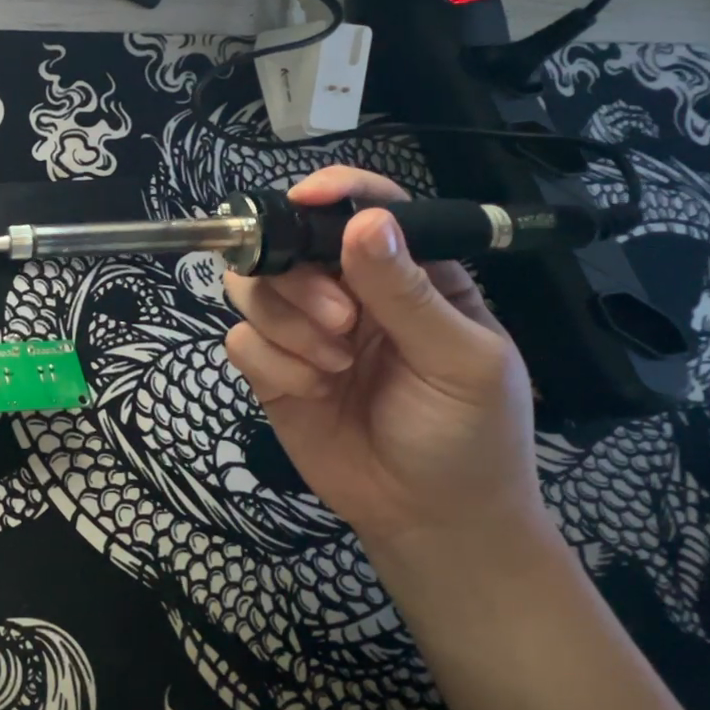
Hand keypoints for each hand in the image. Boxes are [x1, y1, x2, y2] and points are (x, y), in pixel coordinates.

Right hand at [221, 166, 546, 556]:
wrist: (427, 517)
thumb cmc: (469, 433)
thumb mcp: (460, 360)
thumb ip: (408, 292)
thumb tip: (365, 221)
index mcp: (407, 276)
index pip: (368, 208)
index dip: (335, 192)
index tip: (306, 199)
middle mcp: (347, 292)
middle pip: (288, 246)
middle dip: (302, 281)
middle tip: (341, 323)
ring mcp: (303, 330)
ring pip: (253, 289)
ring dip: (287, 327)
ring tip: (331, 368)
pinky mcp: (270, 367)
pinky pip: (240, 340)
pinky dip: (271, 364)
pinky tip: (311, 393)